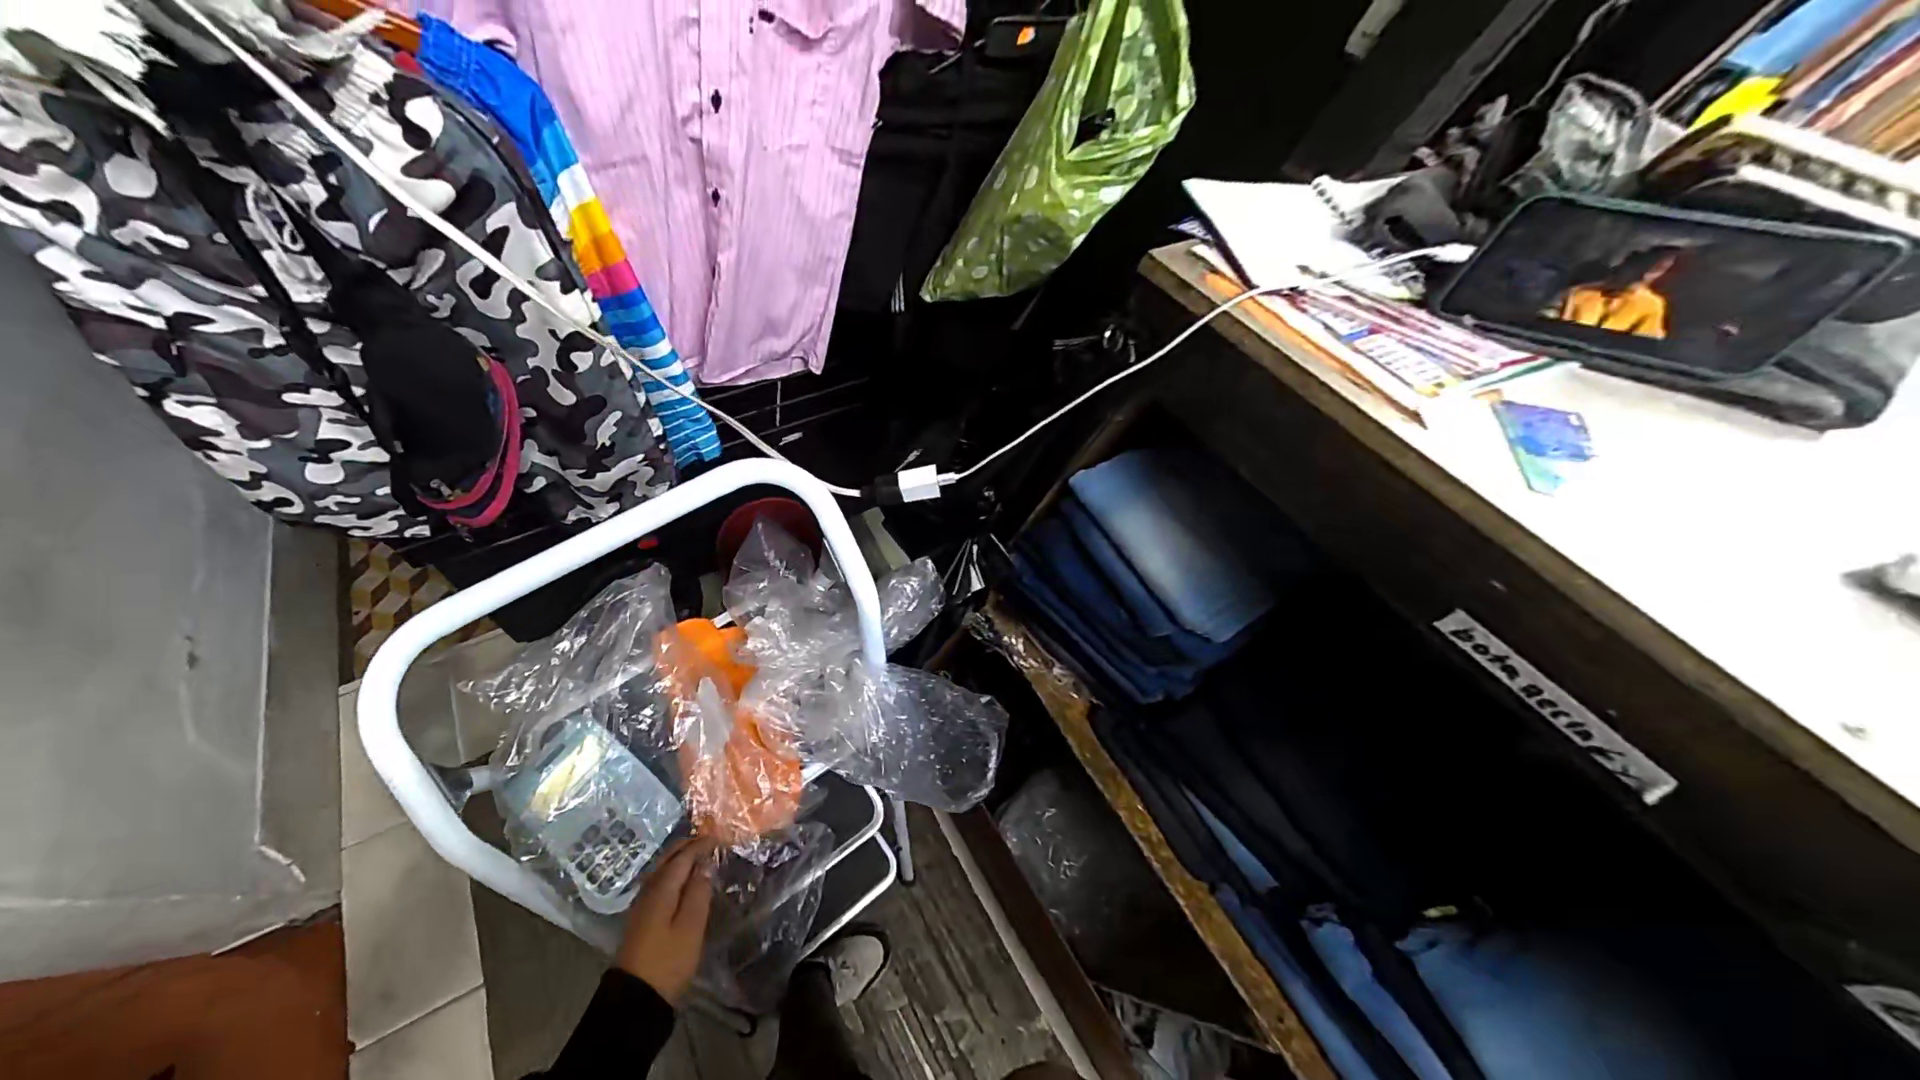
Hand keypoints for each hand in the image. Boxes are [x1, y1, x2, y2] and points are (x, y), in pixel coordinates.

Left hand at [616, 836, 718, 1003]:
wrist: (633, 1001)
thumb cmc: (668, 961)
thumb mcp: (690, 926)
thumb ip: (698, 892)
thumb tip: (704, 865)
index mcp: (661, 890)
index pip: (682, 857)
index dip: (700, 845)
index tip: (718, 836)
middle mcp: (648, 892)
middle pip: (667, 860)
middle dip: (686, 847)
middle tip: (708, 840)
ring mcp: (641, 907)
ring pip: (661, 872)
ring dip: (678, 860)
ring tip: (698, 856)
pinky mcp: (641, 920)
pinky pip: (659, 885)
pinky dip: (672, 875)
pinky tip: (681, 882)